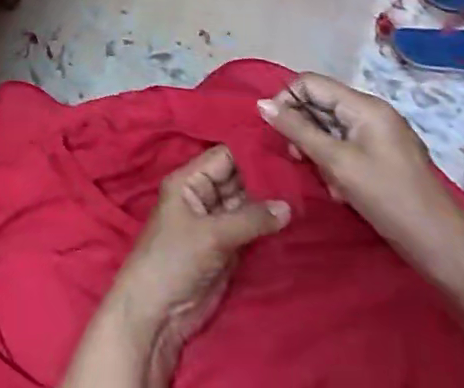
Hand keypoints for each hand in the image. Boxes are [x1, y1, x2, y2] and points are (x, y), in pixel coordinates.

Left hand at [105, 146, 289, 382]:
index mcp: (189, 181)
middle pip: (238, 178)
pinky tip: (295, 219)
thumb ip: (250, 219)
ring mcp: (216, 221)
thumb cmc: (174, 260)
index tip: (285, 151)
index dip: (252, 153)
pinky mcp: (227, 246)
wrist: (158, 313)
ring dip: (270, 202)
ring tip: (305, 192)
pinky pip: (250, 227)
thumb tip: (288, 206)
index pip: (225, 156)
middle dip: (266, 178)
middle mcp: (203, 195)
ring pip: (247, 203)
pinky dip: (268, 225)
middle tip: (302, 172)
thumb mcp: (212, 235)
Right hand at [258, 73, 463, 269]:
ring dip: (319, 150)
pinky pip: (348, 146)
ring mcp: (381, 135)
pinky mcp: (385, 157)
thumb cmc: (388, 199)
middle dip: (303, 129)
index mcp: (365, 106)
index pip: (311, 83)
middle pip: (322, 104)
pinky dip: (336, 163)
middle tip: (298, 160)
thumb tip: (262, 104)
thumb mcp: (337, 163)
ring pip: (332, 128)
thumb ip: (298, 131)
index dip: (286, 99)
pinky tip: (340, 190)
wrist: (443, 247)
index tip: (275, 131)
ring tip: (324, 180)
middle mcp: (373, 112)